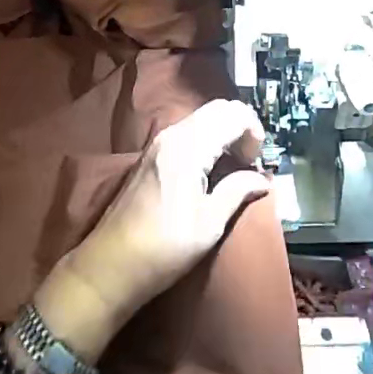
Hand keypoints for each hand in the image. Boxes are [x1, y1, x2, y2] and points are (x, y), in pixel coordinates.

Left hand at [37, 100, 270, 354]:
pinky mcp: (151, 154)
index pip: (233, 115)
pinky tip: (212, 167)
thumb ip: (237, 191)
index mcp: (188, 148)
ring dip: (225, 131)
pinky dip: (208, 137)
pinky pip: (189, 129)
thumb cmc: (163, 249)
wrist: (110, 266)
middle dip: (242, 126)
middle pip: (218, 108)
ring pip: (203, 116)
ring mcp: (158, 142)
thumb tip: (262, 180)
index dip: (254, 132)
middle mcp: (172, 135)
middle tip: (251, 160)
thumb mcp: (208, 225)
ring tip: (235, 166)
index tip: (258, 161)